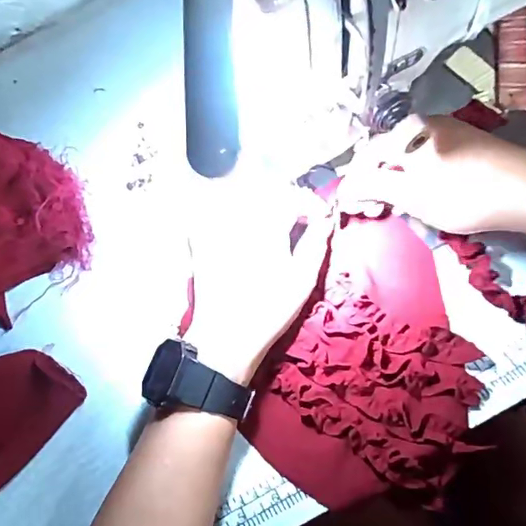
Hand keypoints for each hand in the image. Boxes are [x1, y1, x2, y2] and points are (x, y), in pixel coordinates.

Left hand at [185, 181, 335, 384]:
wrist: (225, 336)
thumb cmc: (270, 310)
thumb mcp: (303, 278)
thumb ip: (317, 242)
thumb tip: (326, 220)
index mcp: (266, 222)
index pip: (292, 195)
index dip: (311, 203)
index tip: (321, 218)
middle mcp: (237, 215)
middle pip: (266, 189)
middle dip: (287, 199)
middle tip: (301, 219)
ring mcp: (214, 224)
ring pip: (242, 195)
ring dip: (263, 203)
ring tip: (277, 225)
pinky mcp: (199, 237)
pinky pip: (218, 210)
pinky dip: (236, 214)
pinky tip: (247, 234)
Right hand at [335, 115, 525, 239]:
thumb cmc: (462, 193)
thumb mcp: (410, 193)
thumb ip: (373, 187)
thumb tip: (343, 186)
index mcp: (408, 129)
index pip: (368, 155)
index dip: (357, 184)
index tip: (355, 209)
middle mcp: (426, 123)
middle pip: (391, 158)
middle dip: (383, 187)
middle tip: (382, 213)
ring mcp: (451, 134)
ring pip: (413, 164)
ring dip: (405, 190)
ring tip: (412, 212)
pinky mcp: (471, 148)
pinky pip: (436, 166)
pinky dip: (428, 186)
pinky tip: (438, 203)